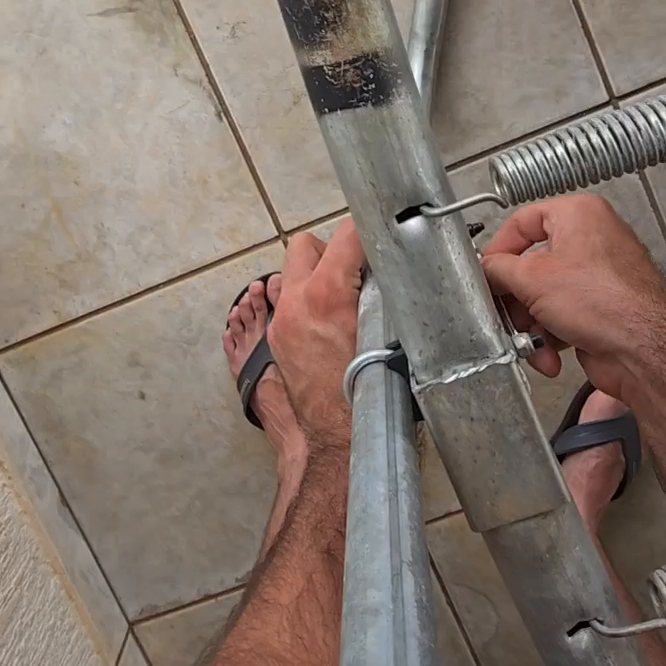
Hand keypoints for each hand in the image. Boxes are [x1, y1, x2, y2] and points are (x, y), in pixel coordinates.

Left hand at [268, 219, 364, 449]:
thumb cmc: (371, 389)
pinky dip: (308, 298)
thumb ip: (384, 289)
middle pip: (306, 244)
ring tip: (345, 296)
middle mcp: (295, 300)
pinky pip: (288, 300)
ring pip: (293, 272)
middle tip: (358, 269)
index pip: (346, 234)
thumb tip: (387, 262)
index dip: (368, 230)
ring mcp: (280, 319)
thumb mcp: (389, 331)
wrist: (339, 435)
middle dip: (333, 249)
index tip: (380, 234)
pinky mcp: (276, 336)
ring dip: (317, 273)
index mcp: (326, 294)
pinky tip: (331, 319)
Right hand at [480, 195, 665, 400]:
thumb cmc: (606, 302)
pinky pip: (560, 317)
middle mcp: (591, 240)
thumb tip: (486, 270)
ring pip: (543, 296)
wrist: (646, 353)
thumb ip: (498, 269)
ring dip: (530, 324)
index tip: (486, 271)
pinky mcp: (600, 309)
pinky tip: (549, 355)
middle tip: (505, 314)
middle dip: (515, 298)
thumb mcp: (531, 278)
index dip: (499, 248)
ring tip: (530, 341)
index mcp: (579, 214)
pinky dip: (550, 337)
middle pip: (531, 265)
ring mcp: (597, 277)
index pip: (522, 222)